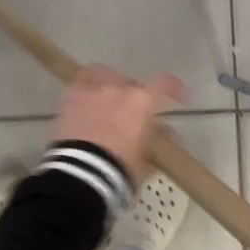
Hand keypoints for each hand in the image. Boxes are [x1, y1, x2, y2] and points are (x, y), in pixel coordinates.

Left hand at [52, 65, 186, 182]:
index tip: (179, 96)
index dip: (174, 88)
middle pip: (132, 84)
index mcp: (142, 102)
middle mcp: (119, 88)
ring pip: (105, 75)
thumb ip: (156, 140)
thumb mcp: (146, 159)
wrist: (82, 173)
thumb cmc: (120, 169)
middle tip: (133, 113)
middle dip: (135, 96)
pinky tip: (86, 98)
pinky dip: (87, 87)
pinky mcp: (71, 97)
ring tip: (108, 99)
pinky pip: (81, 81)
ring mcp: (93, 90)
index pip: (165, 84)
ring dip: (110, 85)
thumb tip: (168, 132)